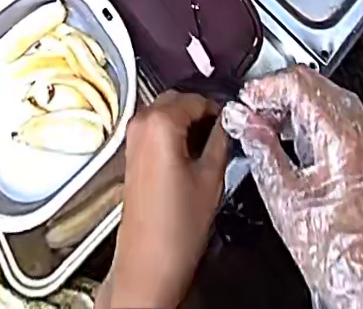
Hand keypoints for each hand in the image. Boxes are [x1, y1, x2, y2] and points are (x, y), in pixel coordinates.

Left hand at [101, 91, 229, 307]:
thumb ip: (220, 140)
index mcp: (160, 122)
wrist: (148, 264)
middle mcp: (141, 123)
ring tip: (209, 142)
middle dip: (200, 110)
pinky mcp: (131, 152)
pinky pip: (154, 127)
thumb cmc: (175, 229)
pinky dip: (172, 131)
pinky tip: (189, 153)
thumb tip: (227, 123)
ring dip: (185, 119)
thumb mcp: (210, 178)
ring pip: (164, 111)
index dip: (217, 107)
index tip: (231, 118)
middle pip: (177, 99)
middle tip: (223, 128)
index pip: (196, 98)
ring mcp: (132, 137)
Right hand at [221, 67, 362, 308]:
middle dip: (276, 93)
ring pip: (322, 95)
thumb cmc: (336, 250)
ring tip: (268, 129)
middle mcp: (360, 130)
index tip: (245, 103)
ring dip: (291, 104)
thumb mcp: (284, 197)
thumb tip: (239, 117)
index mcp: (341, 136)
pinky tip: (291, 139)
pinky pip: (334, 114)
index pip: (298, 83)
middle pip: (312, 82)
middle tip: (252, 115)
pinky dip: (308, 117)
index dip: (264, 87)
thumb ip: (259, 148)